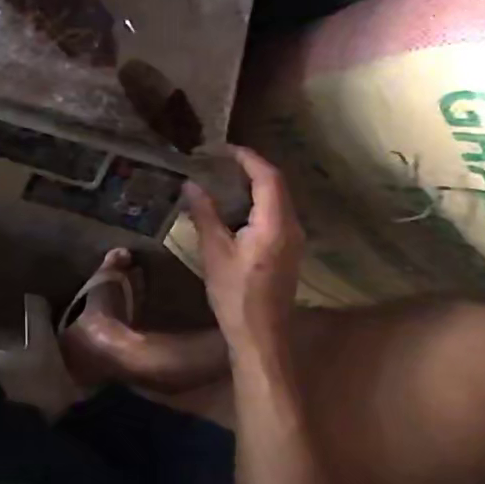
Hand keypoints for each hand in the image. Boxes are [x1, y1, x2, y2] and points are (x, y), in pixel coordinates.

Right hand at [184, 146, 305, 354]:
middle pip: (277, 185)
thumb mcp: (214, 252)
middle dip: (250, 166)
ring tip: (224, 175)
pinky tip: (235, 203)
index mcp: (274, 224)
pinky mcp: (288, 250)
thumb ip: (204, 214)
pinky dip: (257, 200)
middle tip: (220, 158)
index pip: (268, 178)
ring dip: (255, 183)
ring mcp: (293, 240)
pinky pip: (276, 213)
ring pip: (278, 199)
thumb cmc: (235, 294)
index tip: (222, 148)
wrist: (261, 335)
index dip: (247, 158)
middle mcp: (291, 227)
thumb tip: (191, 184)